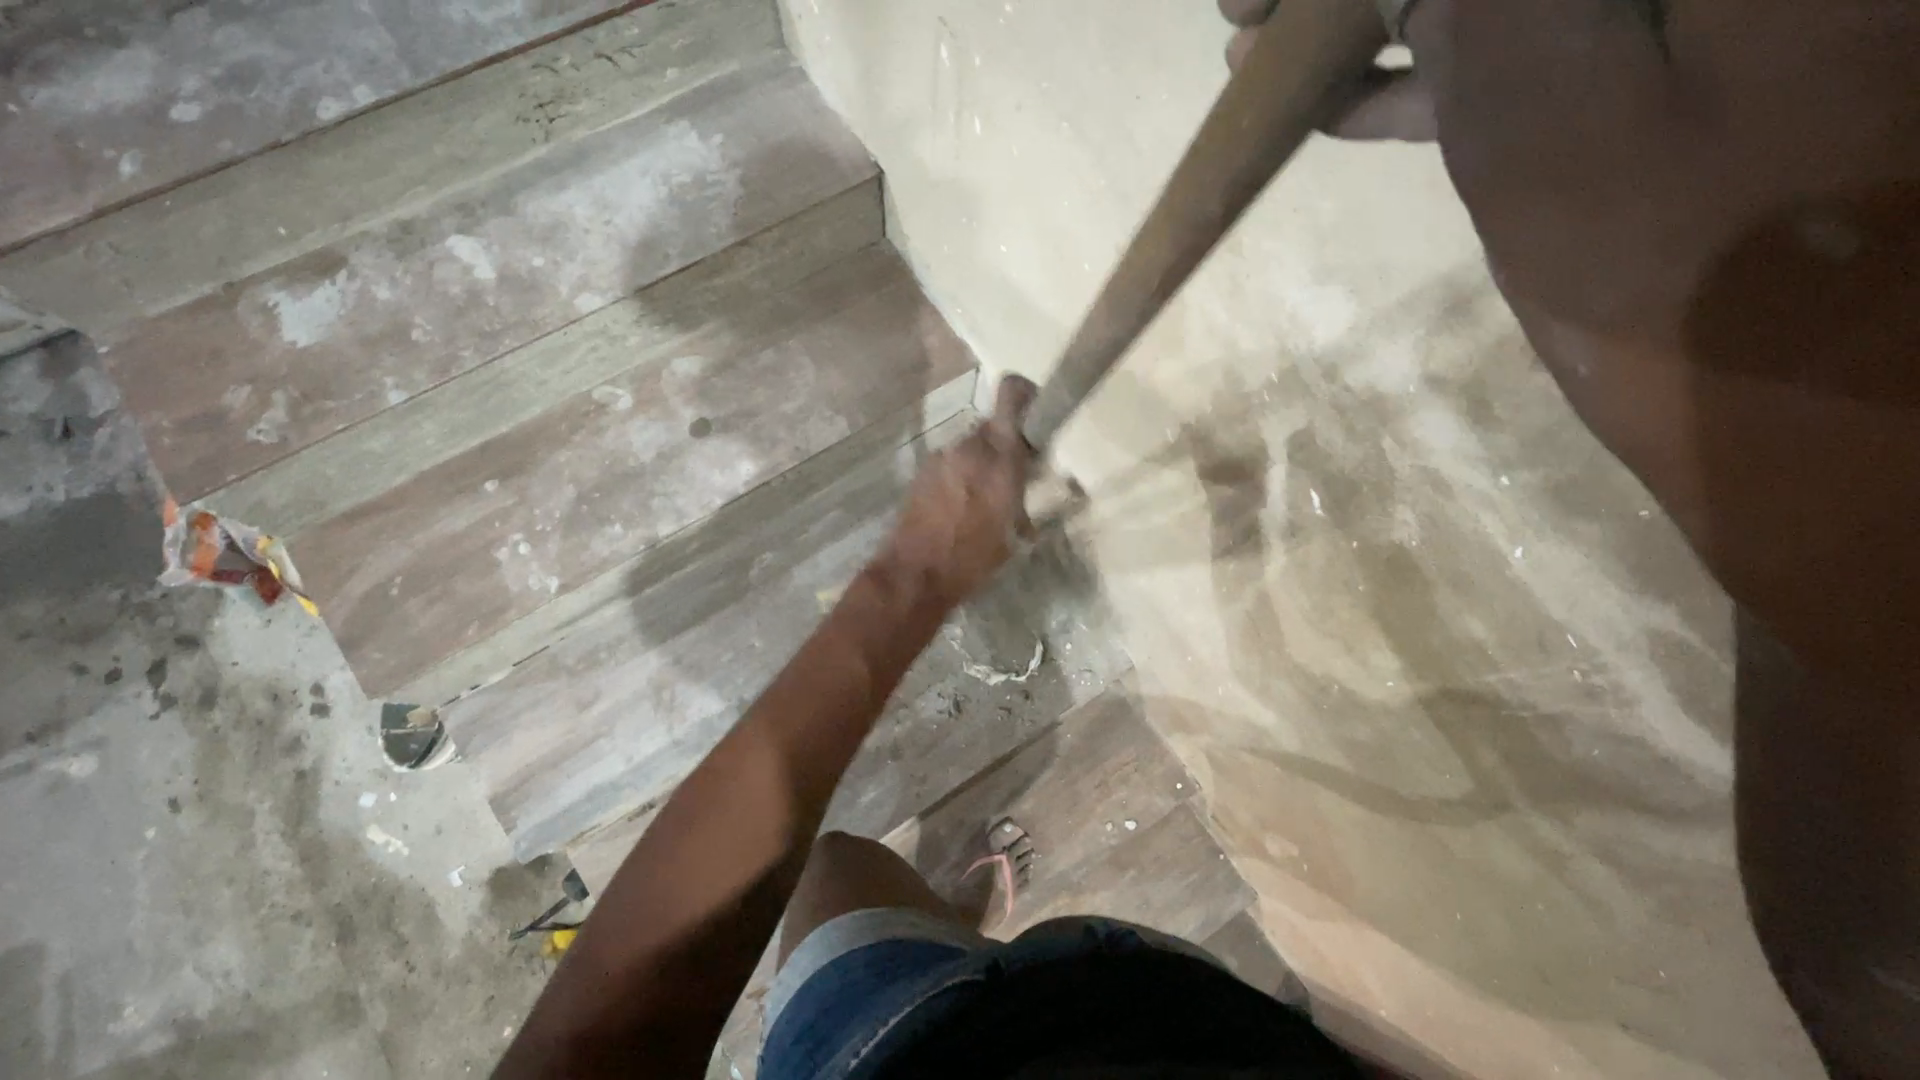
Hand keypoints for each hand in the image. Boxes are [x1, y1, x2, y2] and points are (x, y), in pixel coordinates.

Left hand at [879, 375, 1037, 607]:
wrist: (916, 573)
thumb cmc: (973, 559)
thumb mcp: (1013, 532)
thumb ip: (1019, 495)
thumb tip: (1022, 483)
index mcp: (1001, 457)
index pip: (1012, 395)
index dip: (1024, 393)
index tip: (1034, 408)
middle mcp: (970, 447)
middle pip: (991, 427)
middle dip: (1002, 444)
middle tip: (1010, 473)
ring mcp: (941, 457)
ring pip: (969, 447)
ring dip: (978, 463)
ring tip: (980, 500)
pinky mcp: (921, 472)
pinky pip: (949, 464)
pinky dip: (957, 477)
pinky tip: (957, 509)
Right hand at [1221, 0, 1919, 678]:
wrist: (1800, 391)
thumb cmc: (1675, 270)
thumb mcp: (1545, 125)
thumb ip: (1476, 8)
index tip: (1259, 0)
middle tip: (1250, 20)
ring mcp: (1682, 22)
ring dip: (1387, 20)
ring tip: (1269, 64)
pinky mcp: (1666, 72)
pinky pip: (1532, 40)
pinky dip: (1438, 68)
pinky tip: (1349, 105)